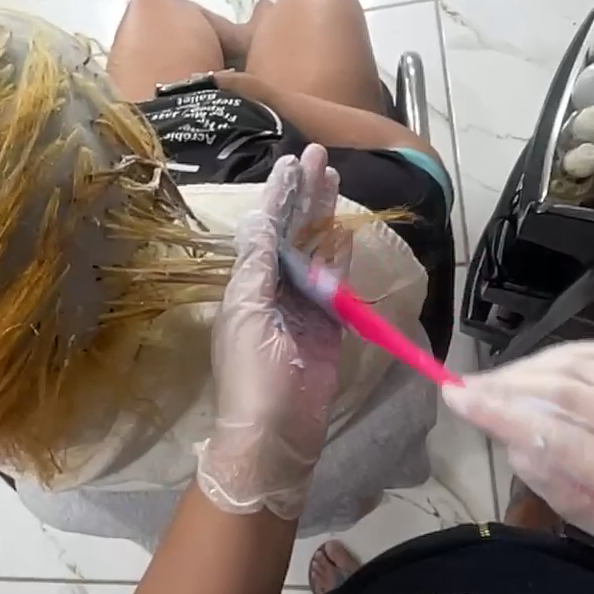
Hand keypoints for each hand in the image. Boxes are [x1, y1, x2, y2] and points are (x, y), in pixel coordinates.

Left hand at [195, 144, 346, 519]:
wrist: (275, 436)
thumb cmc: (253, 376)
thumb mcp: (248, 315)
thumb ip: (257, 267)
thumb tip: (260, 221)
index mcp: (247, 284)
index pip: (265, 229)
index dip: (279, 195)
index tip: (292, 162)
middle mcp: (274, 289)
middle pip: (292, 233)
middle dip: (304, 196)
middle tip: (320, 157)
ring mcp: (302, 307)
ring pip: (315, 252)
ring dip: (323, 217)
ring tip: (334, 180)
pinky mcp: (327, 327)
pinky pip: (335, 285)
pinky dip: (340, 258)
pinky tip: (345, 231)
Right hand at [445, 341, 593, 593]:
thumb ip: (563, 489)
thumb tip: (511, 442)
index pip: (559, 439)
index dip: (500, 413)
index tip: (454, 396)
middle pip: (566, 390)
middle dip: (505, 385)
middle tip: (463, 389)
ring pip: (581, 364)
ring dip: (528, 368)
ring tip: (494, 382)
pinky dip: (560, 357)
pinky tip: (537, 368)